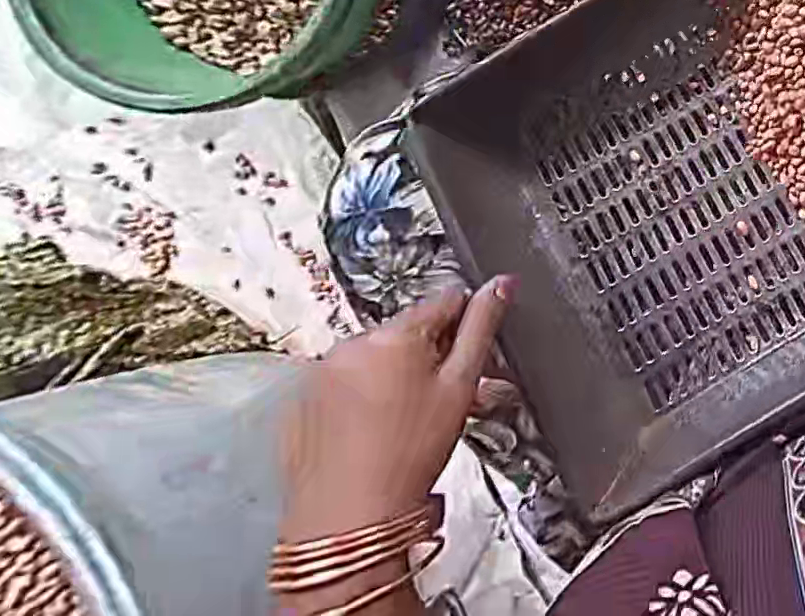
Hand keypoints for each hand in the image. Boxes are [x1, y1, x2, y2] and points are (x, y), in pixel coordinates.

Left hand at [280, 278, 515, 543]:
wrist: (348, 522)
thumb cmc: (409, 454)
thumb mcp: (461, 383)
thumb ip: (483, 325)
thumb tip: (501, 283)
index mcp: (394, 334)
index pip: (446, 301)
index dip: (466, 328)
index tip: (469, 360)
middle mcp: (352, 344)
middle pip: (412, 329)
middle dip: (435, 353)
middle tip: (447, 394)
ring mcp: (322, 373)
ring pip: (380, 355)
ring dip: (401, 372)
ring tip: (412, 417)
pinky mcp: (303, 402)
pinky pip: (348, 381)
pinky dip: (367, 394)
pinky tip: (380, 427)